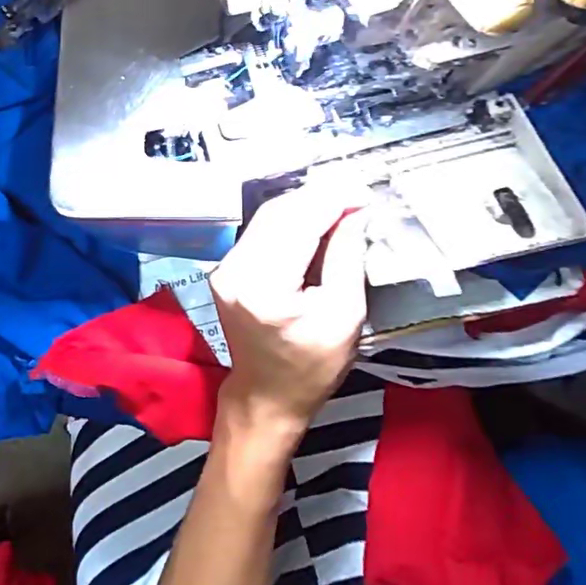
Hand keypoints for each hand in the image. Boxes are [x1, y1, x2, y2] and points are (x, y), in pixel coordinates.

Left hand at [207, 185, 369, 443]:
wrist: (267, 391)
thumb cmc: (310, 366)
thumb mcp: (345, 315)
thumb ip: (347, 258)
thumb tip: (354, 214)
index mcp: (265, 287)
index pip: (298, 225)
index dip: (331, 202)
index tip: (361, 192)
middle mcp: (235, 272)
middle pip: (277, 214)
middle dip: (317, 199)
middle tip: (354, 195)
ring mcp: (225, 269)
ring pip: (265, 218)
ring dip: (302, 207)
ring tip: (339, 206)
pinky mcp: (225, 269)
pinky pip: (258, 233)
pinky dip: (287, 223)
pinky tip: (312, 223)